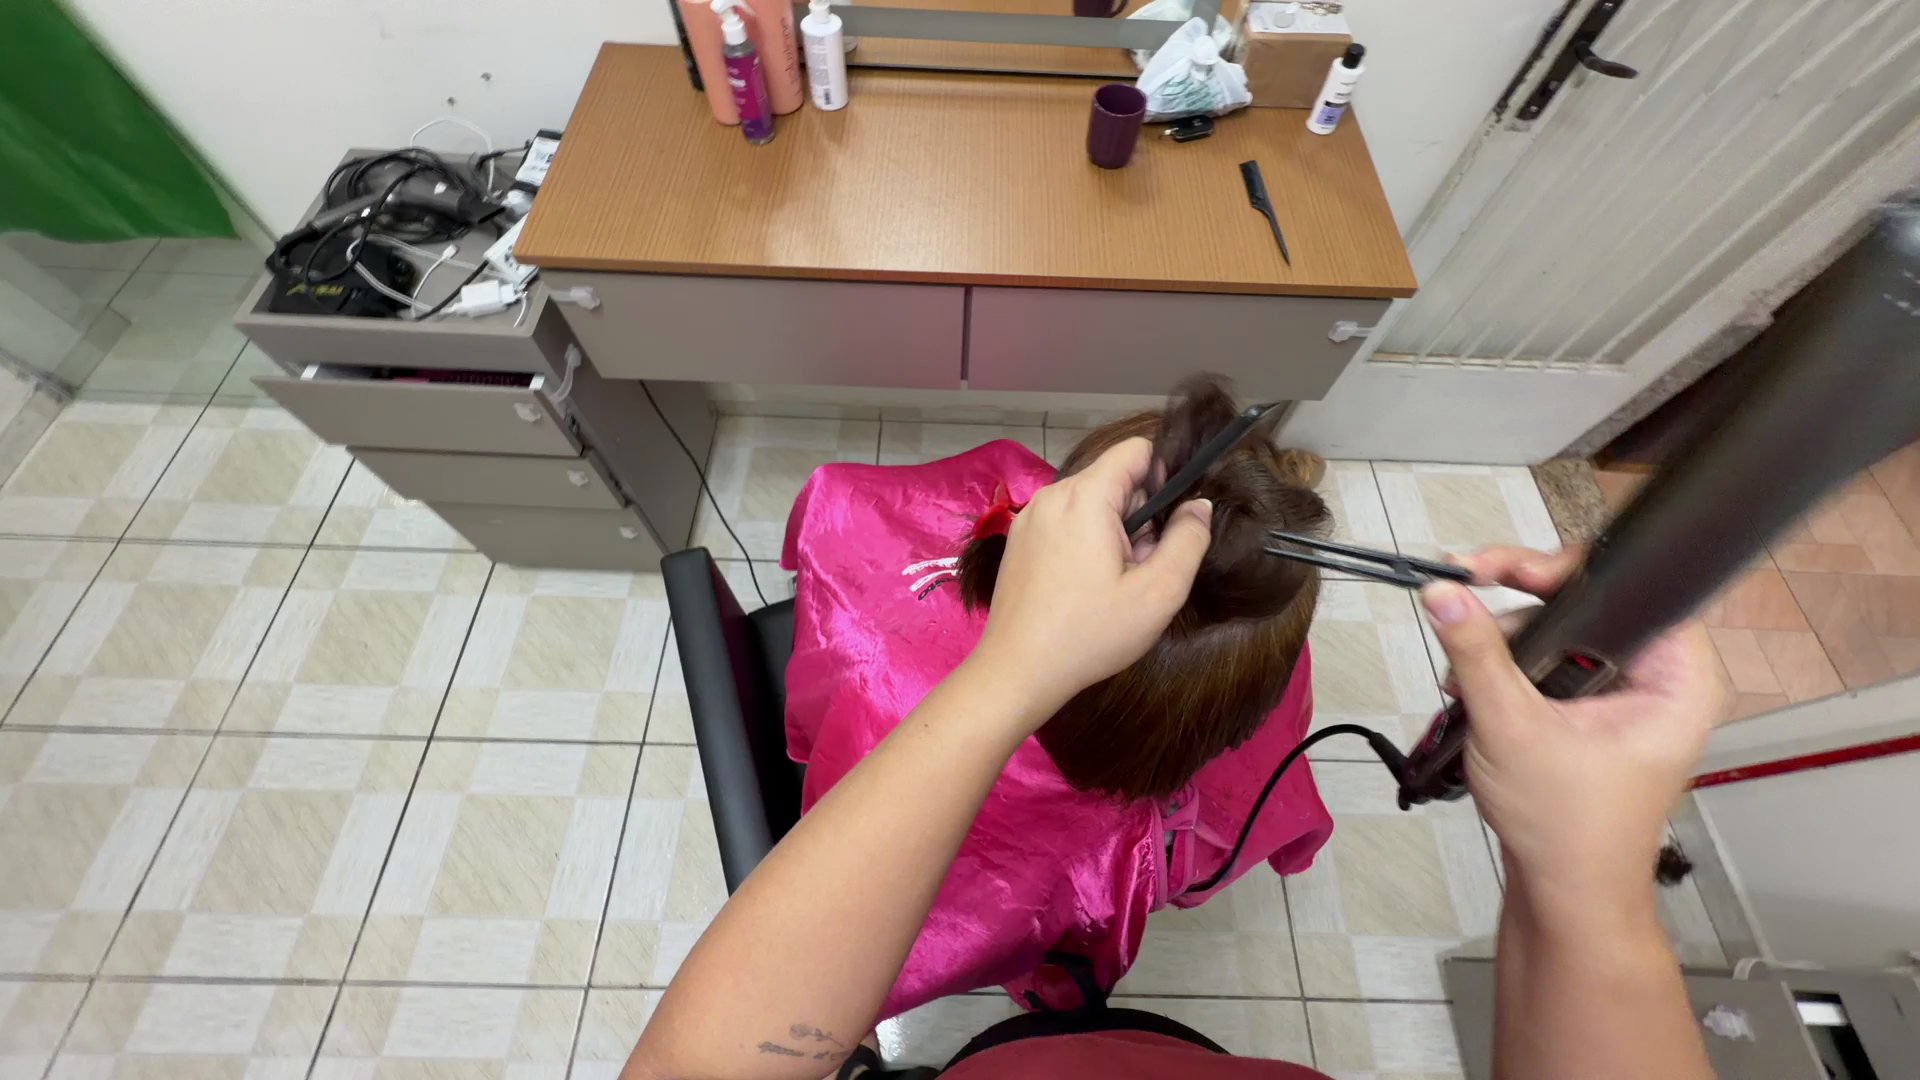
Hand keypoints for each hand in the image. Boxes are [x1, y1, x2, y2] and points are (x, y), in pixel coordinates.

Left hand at [971, 437, 1211, 722]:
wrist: (1017, 669)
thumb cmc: (1090, 633)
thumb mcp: (1158, 592)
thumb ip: (1188, 540)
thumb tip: (1198, 506)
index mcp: (1085, 496)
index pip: (1136, 450)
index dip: (1164, 475)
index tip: (1169, 521)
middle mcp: (1052, 495)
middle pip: (1113, 479)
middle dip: (1139, 514)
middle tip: (1140, 567)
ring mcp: (1029, 516)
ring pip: (1089, 503)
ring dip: (1112, 531)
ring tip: (1112, 582)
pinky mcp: (1018, 539)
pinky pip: (1064, 521)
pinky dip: (1083, 541)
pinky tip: (1084, 586)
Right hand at [1420, 547, 1725, 910]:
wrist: (1560, 883)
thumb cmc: (1561, 817)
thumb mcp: (1510, 723)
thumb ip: (1476, 651)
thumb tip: (1442, 590)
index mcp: (1673, 677)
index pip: (1623, 589)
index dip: (1556, 570)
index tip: (1486, 569)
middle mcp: (1653, 677)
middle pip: (1580, 604)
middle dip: (1510, 610)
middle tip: (1459, 609)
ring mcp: (1619, 693)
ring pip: (1552, 631)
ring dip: (1497, 642)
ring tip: (1463, 676)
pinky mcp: (1585, 707)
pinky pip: (1542, 660)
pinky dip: (1501, 665)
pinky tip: (1472, 685)